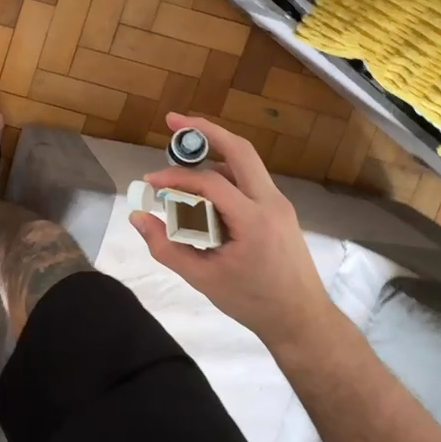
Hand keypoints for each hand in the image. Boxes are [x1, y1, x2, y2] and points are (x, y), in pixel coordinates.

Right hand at [130, 114, 341, 353]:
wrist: (303, 321)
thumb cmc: (253, 302)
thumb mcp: (203, 279)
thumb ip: (166, 247)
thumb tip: (137, 217)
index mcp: (254, 220)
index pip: (210, 182)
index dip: (176, 177)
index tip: (150, 182)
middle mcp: (271, 202)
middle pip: (240, 149)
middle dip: (206, 129)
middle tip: (173, 120)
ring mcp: (279, 204)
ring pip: (245, 162)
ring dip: (214, 153)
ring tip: (182, 162)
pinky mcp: (279, 211)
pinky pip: (249, 180)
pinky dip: (224, 174)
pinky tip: (203, 190)